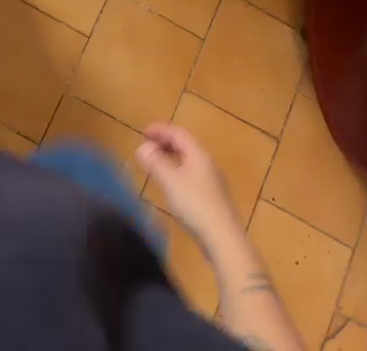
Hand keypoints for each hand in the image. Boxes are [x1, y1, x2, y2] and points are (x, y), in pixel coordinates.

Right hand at [137, 123, 237, 239]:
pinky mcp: (213, 196)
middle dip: (166, 142)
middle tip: (148, 145)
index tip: (144, 131)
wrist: (223, 237)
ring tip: (157, 162)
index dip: (161, 129)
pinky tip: (172, 183)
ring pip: (189, 160)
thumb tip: (142, 146)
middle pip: (186, 145)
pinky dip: (178, 170)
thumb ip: (155, 162)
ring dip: (172, 156)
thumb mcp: (170, 181)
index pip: (179, 133)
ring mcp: (212, 180)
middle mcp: (207, 163)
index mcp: (198, 154)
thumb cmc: (194, 204)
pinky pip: (192, 173)